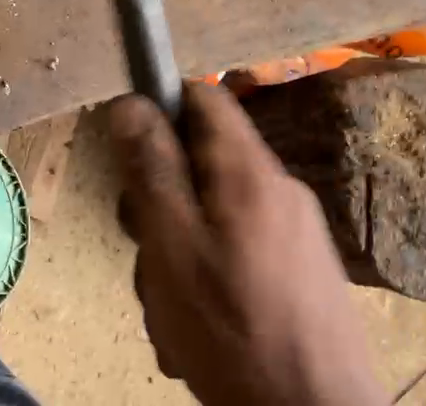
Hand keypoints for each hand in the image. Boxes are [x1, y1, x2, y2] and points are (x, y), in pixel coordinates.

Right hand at [108, 85, 385, 405]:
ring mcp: (294, 236)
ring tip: (167, 303)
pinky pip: (233, 251)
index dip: (156, 107)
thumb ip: (150, 167)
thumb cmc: (235, 330)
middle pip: (198, 161)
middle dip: (157, 198)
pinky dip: (203, 276)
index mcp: (250, 173)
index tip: (125, 149)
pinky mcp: (300, 276)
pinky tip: (193, 325)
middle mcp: (279, 192)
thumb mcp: (172, 243)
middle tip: (143, 246)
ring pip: (209, 213)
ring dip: (175, 248)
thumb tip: (129, 100)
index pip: (201, 96)